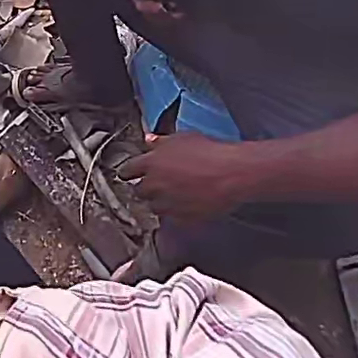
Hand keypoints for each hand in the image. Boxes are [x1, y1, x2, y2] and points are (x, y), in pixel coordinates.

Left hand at [120, 133, 249, 219]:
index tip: (127, 174)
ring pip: (154, 207)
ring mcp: (167, 204)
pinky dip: (176, 212)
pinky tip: (186, 203)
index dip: (127, 172)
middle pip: (139, 191)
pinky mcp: (182, 218)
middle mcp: (154, 185)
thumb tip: (149, 140)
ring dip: (160, 201)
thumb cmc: (208, 151)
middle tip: (156, 183)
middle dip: (145, 188)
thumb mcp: (181, 138)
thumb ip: (161, 142)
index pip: (126, 171)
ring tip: (173, 194)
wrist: (230, 173)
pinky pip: (172, 217)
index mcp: (150, 163)